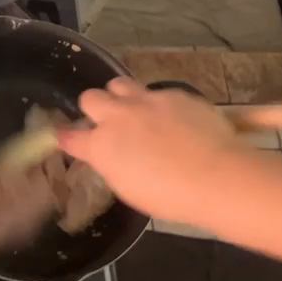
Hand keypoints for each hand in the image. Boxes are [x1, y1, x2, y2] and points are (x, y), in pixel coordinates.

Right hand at [56, 78, 277, 229]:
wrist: (217, 177)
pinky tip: (174, 120)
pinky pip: (156, 92)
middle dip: (94, 107)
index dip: (65, 137)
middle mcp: (118, 117)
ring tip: (135, 110)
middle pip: (90, 97)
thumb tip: (109, 155)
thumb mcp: (128, 187)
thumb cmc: (170, 196)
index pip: (70, 137)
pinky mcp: (174, 94)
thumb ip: (112, 164)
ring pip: (119, 84)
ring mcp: (146, 101)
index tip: (64, 137)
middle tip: (108, 122)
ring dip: (121, 96)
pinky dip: (158, 104)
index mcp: (102, 146)